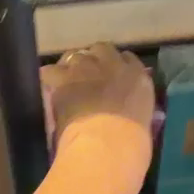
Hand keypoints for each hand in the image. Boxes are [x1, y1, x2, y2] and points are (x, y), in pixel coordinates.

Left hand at [41, 43, 154, 157]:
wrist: (107, 143)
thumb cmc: (132, 142)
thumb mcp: (143, 119)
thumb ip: (135, 106)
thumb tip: (126, 108)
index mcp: (138, 76)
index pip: (127, 58)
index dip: (116, 66)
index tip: (111, 78)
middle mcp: (113, 64)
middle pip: (101, 49)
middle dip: (95, 61)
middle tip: (88, 78)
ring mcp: (87, 67)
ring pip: (76, 56)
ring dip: (72, 68)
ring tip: (67, 83)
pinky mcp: (63, 77)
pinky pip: (51, 70)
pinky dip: (50, 78)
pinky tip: (50, 90)